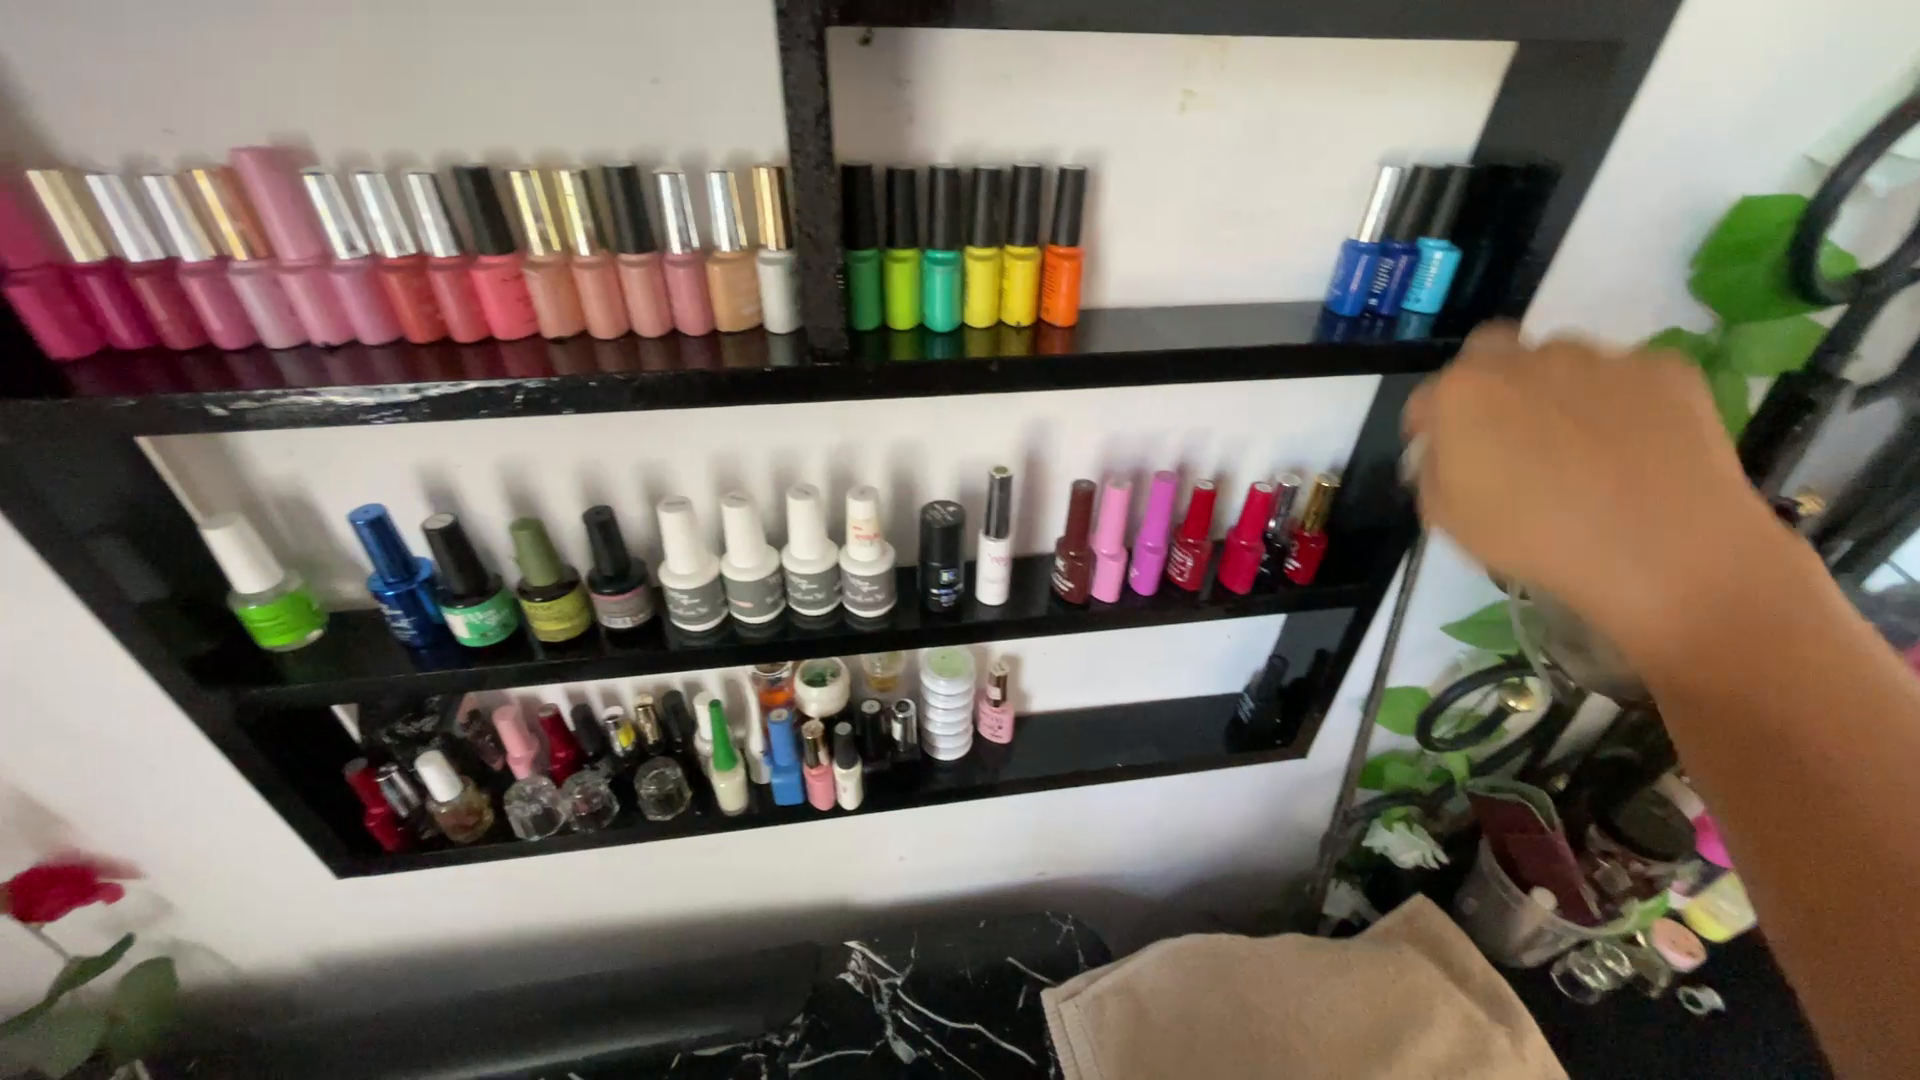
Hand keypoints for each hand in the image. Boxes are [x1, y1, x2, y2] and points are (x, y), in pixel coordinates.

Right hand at [1403, 323, 1784, 646]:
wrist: (1662, 548)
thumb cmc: (1534, 538)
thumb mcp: (1445, 518)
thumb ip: (1431, 470)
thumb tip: (1444, 452)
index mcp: (1462, 393)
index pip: (1427, 397)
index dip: (1430, 427)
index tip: (1442, 454)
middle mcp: (1524, 360)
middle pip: (1490, 351)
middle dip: (1487, 381)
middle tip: (1503, 430)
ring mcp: (1599, 358)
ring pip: (1559, 360)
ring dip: (1553, 389)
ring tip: (1577, 443)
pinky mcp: (1665, 367)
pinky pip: (1625, 376)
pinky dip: (1618, 401)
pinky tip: (1629, 446)